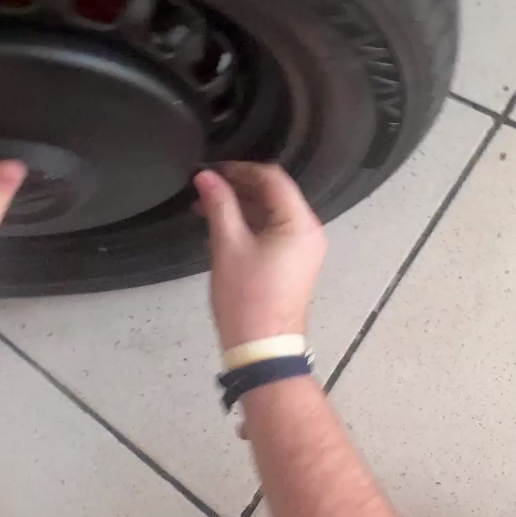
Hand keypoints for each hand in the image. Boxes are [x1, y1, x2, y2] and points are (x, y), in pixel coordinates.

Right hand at [194, 163, 326, 349]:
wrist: (262, 348)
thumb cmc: (247, 299)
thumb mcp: (228, 246)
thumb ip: (219, 205)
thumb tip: (206, 177)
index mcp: (299, 224)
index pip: (273, 178)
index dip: (241, 169)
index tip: (213, 170)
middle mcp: (309, 232)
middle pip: (274, 194)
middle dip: (239, 187)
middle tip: (206, 186)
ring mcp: (304, 248)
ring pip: (272, 212)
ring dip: (241, 206)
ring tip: (206, 206)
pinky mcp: (294, 262)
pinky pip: (274, 231)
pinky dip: (250, 224)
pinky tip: (222, 226)